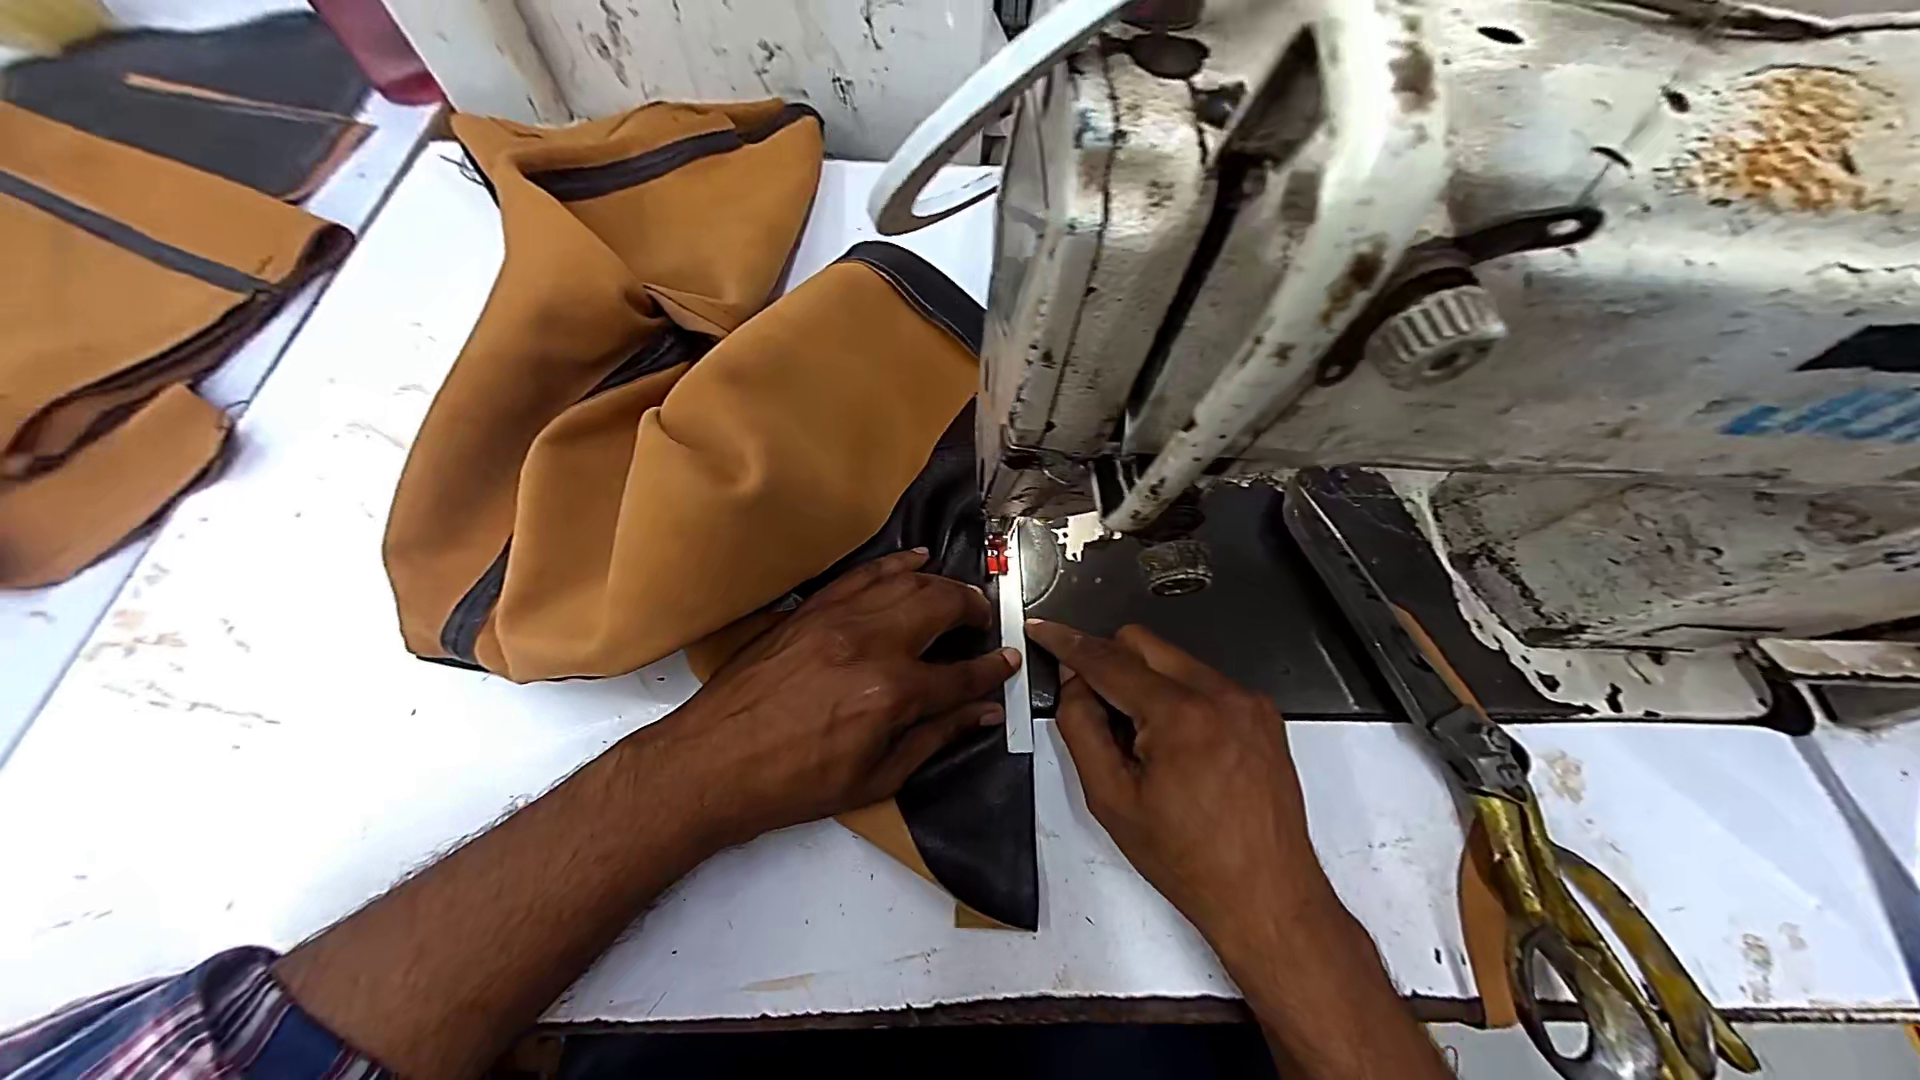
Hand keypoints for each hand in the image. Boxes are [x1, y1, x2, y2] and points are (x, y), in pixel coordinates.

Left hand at [651, 549, 1020, 847]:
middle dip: (974, 612)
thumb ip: (935, 736)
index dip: (992, 669)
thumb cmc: (793, 782)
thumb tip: (981, 712)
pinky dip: (895, 563)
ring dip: (942, 584)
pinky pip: (863, 574)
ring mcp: (837, 619)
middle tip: (984, 623)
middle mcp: (870, 645)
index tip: (1008, 661)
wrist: (713, 763)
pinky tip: (916, 559)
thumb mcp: (876, 777)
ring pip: (908, 582)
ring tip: (958, 596)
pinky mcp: (811, 609)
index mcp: (890, 693)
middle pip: (942, 607)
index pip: (961, 674)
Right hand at [1025, 619, 1333, 947]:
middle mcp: (1221, 697)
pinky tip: (1174, 745)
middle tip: (1097, 711)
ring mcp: (1247, 702)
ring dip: (1143, 682)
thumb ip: (1080, 725)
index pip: (1108, 658)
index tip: (1046, 631)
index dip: (1066, 641)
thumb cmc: (1194, 860)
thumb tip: (1073, 682)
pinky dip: (1175, 696)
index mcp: (1182, 716)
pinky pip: (1201, 679)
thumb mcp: (1109, 797)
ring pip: (1170, 658)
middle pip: (1140, 641)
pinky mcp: (1260, 712)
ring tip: (1144, 742)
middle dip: (1107, 664)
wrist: (1265, 896)